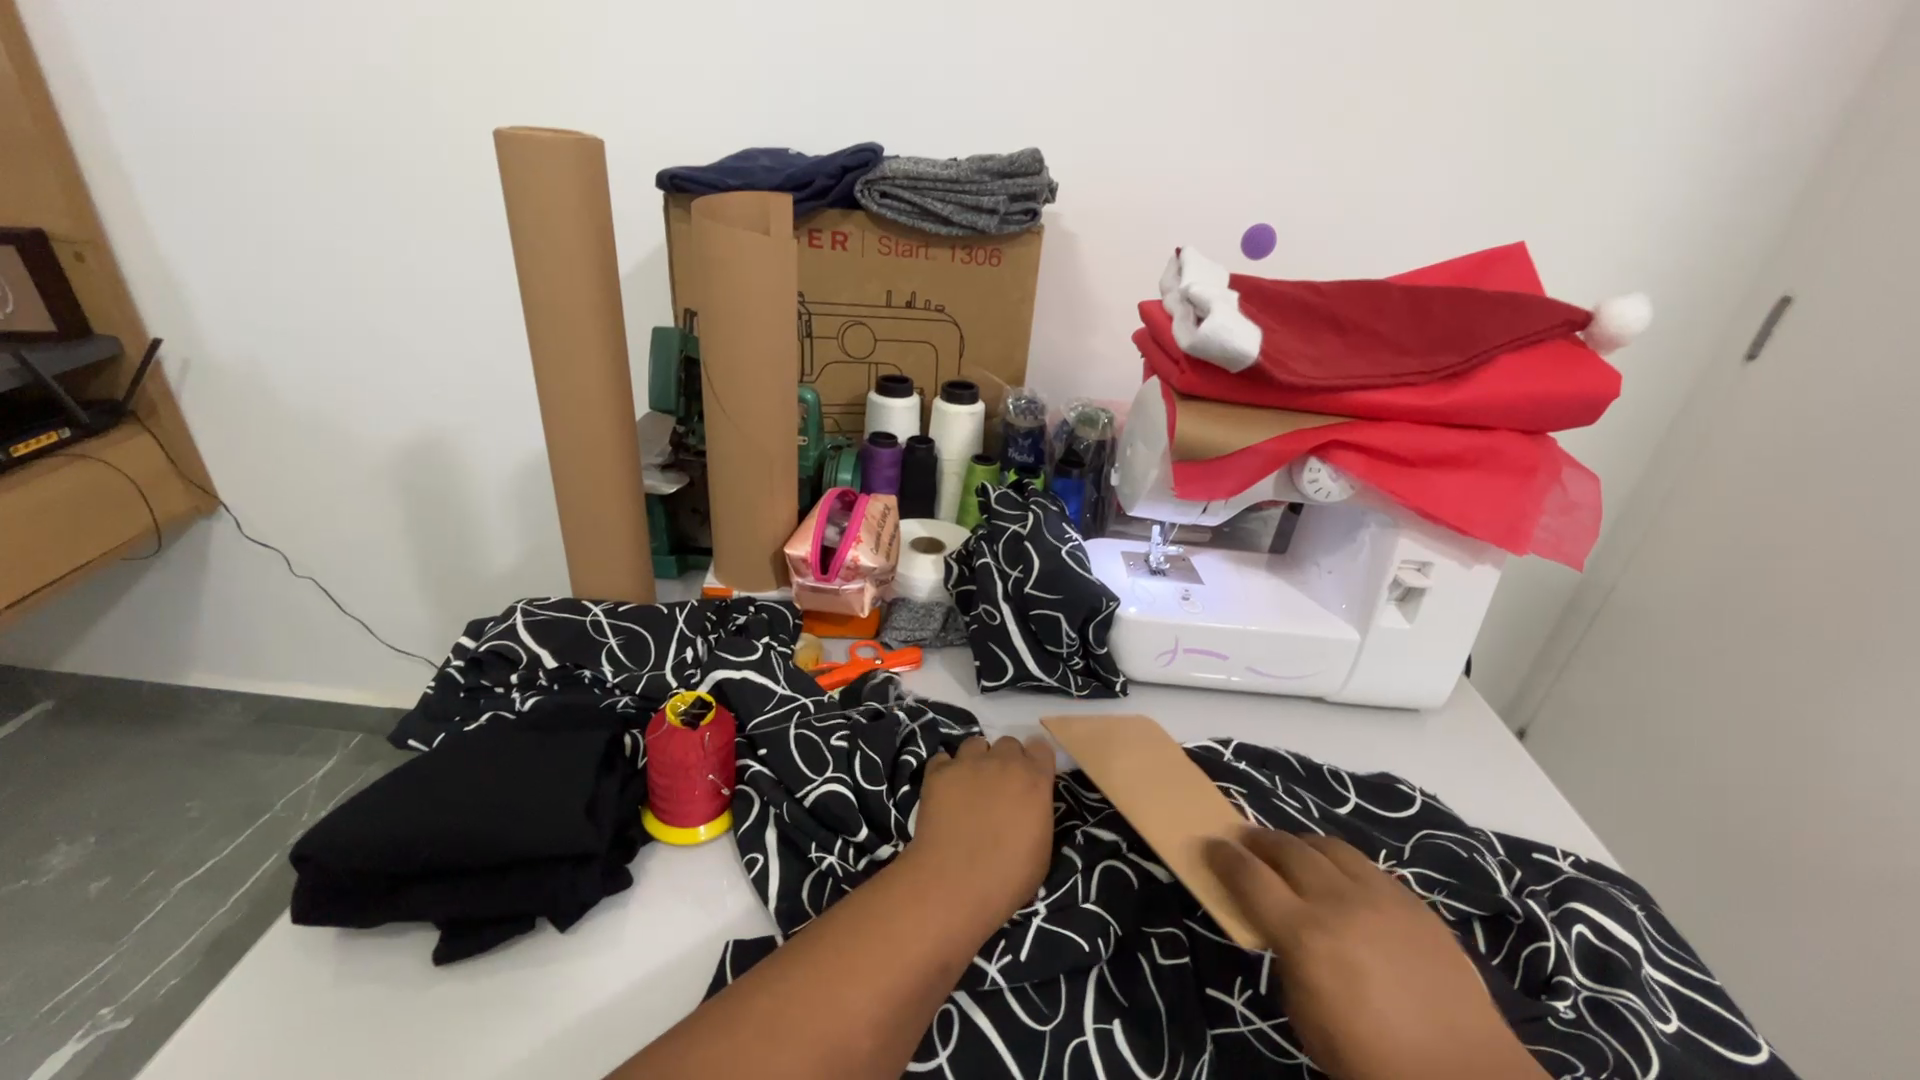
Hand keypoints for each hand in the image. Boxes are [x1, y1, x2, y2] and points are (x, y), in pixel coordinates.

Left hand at [906, 736, 1055, 928]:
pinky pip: (943, 759)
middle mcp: (1003, 762)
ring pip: (975, 744)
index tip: (1031, 777)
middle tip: (1000, 786)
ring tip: (970, 784)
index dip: (1035, 761)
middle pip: (1008, 743)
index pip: (1041, 747)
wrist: (955, 883)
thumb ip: (1037, 814)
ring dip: (977, 760)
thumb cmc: (1008, 877)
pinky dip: (945, 770)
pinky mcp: (937, 773)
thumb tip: (1027, 807)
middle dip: (1006, 760)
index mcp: (1034, 780)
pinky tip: (944, 791)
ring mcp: (967, 764)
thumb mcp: (1042, 849)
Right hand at [1206, 829, 1548, 1079]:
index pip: (1250, 877)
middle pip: (1289, 850)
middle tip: (1245, 841)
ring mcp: (1382, 897)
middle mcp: (1339, 902)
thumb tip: (1282, 931)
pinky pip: (1368, 867)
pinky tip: (1341, 879)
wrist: (1462, 1075)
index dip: (1225, 858)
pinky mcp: (1415, 903)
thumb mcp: (1306, 1017)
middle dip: (1260, 841)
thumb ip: (1288, 960)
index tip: (1211, 845)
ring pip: (1331, 847)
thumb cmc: (1369, 1061)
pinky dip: (1342, 864)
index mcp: (1304, 934)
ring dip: (1301, 845)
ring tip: (1291, 852)